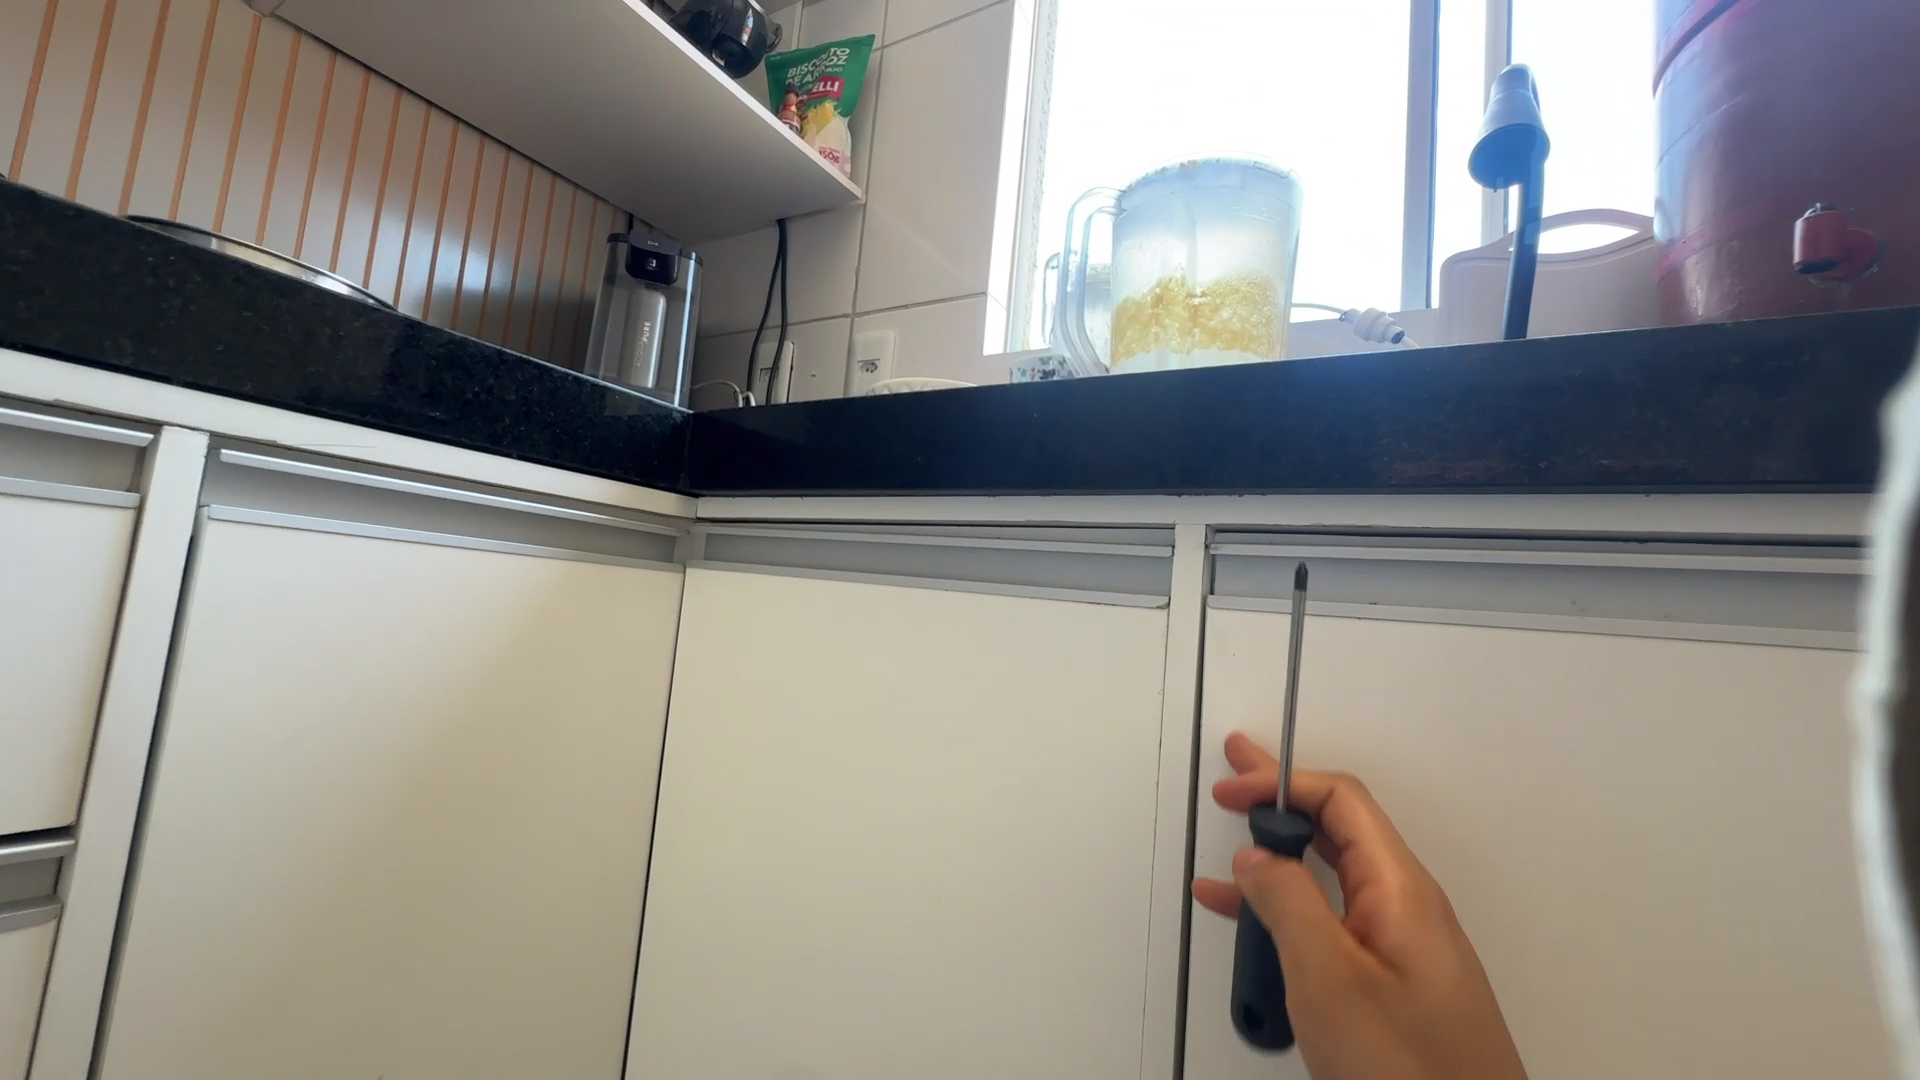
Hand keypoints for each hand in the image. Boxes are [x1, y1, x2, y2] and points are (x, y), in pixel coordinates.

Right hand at [1193, 733, 1527, 1079]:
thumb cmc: (1405, 1070)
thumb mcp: (1330, 979)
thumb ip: (1287, 902)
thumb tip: (1256, 857)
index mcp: (1400, 891)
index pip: (1341, 801)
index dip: (1283, 783)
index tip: (1231, 787)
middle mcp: (1403, 907)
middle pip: (1337, 827)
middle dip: (1281, 797)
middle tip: (1233, 773)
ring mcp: (1397, 945)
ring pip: (1328, 875)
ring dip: (1275, 854)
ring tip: (1227, 843)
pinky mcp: (1387, 980)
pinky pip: (1327, 919)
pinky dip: (1281, 905)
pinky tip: (1242, 914)